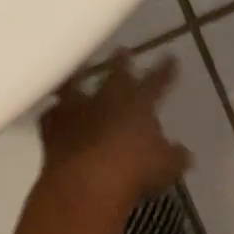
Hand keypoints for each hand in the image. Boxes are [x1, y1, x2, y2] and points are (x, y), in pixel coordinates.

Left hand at [39, 55, 191, 204]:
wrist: (85, 183)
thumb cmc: (134, 173)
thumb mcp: (166, 167)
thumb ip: (175, 155)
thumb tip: (183, 151)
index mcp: (138, 104)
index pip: (157, 82)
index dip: (165, 71)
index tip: (171, 58)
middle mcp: (106, 99)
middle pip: (115, 74)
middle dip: (121, 62)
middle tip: (123, 50)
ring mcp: (76, 110)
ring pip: (76, 84)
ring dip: (78, 75)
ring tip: (77, 67)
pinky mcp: (51, 127)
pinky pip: (51, 114)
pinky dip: (53, 113)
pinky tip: (52, 112)